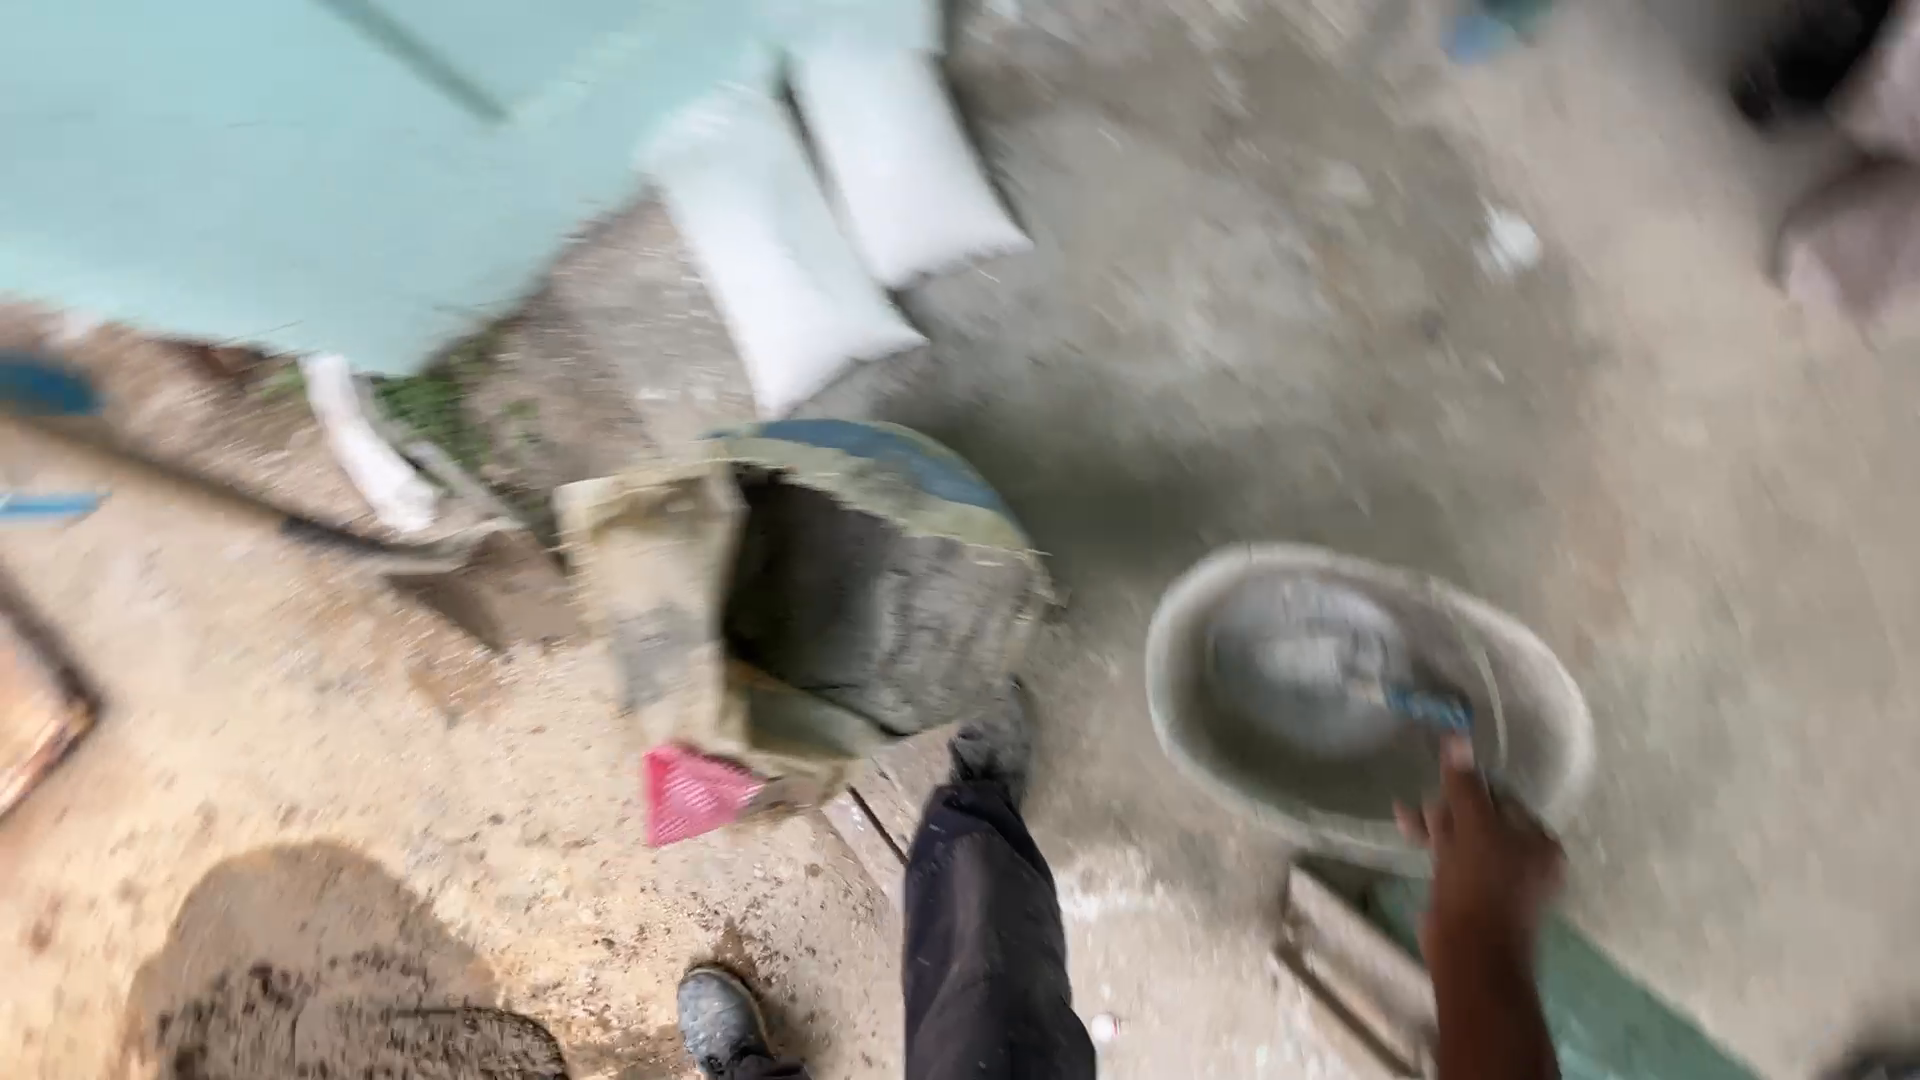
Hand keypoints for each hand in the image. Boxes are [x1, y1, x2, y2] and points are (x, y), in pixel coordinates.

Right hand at [1395, 737, 1564, 960]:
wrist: (1470, 951)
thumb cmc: (1479, 886)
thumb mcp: (1471, 828)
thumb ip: (1463, 784)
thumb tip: (1457, 737)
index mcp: (1540, 842)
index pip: (1499, 797)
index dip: (1467, 790)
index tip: (1439, 789)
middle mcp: (1528, 858)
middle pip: (1480, 815)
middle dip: (1447, 809)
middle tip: (1425, 813)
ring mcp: (1501, 877)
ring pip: (1463, 835)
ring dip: (1435, 824)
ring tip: (1409, 823)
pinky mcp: (1476, 892)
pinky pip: (1454, 855)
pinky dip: (1434, 844)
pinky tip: (1409, 832)